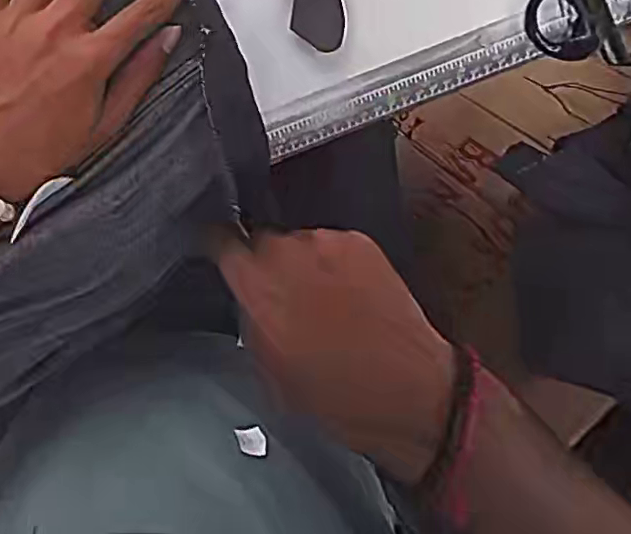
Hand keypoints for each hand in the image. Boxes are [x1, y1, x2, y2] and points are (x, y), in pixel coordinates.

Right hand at [213, 228, 456, 480]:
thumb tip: (245, 295)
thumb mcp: (269, 366)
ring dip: (305, 263)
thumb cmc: (338, 395)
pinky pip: (332, 244)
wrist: (412, 395)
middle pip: (261, 238)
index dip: (219, 245)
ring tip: (328, 300)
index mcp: (255, 283)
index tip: (223, 252)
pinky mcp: (357, 240)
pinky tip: (351, 294)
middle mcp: (284, 252)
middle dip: (268, 262)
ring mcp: (323, 242)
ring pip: (298, 242)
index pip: (218, 237)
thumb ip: (248, 315)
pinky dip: (336, 263)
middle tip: (287, 295)